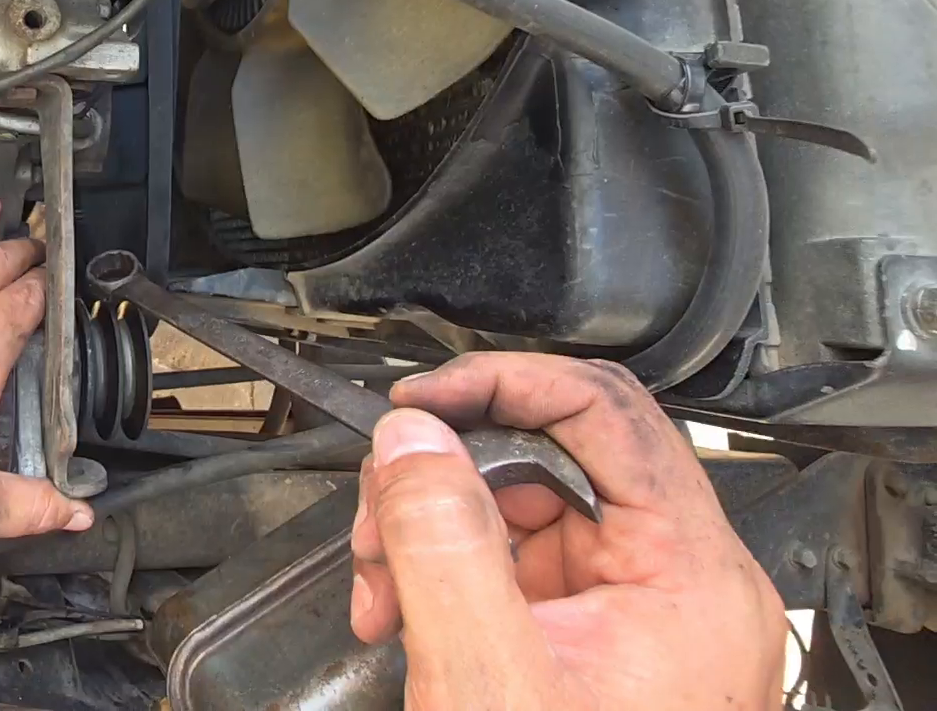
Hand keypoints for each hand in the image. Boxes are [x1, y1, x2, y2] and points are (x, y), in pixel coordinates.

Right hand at [349, 354, 785, 709]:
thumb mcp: (487, 680)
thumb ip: (443, 544)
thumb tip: (408, 433)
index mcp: (685, 577)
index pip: (601, 411)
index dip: (499, 383)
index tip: (413, 403)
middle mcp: (658, 570)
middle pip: (531, 448)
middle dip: (433, 472)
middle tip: (378, 520)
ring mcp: (606, 590)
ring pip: (491, 487)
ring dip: (413, 519)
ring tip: (377, 583)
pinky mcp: (558, 608)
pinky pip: (475, 536)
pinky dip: (418, 555)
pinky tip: (391, 603)